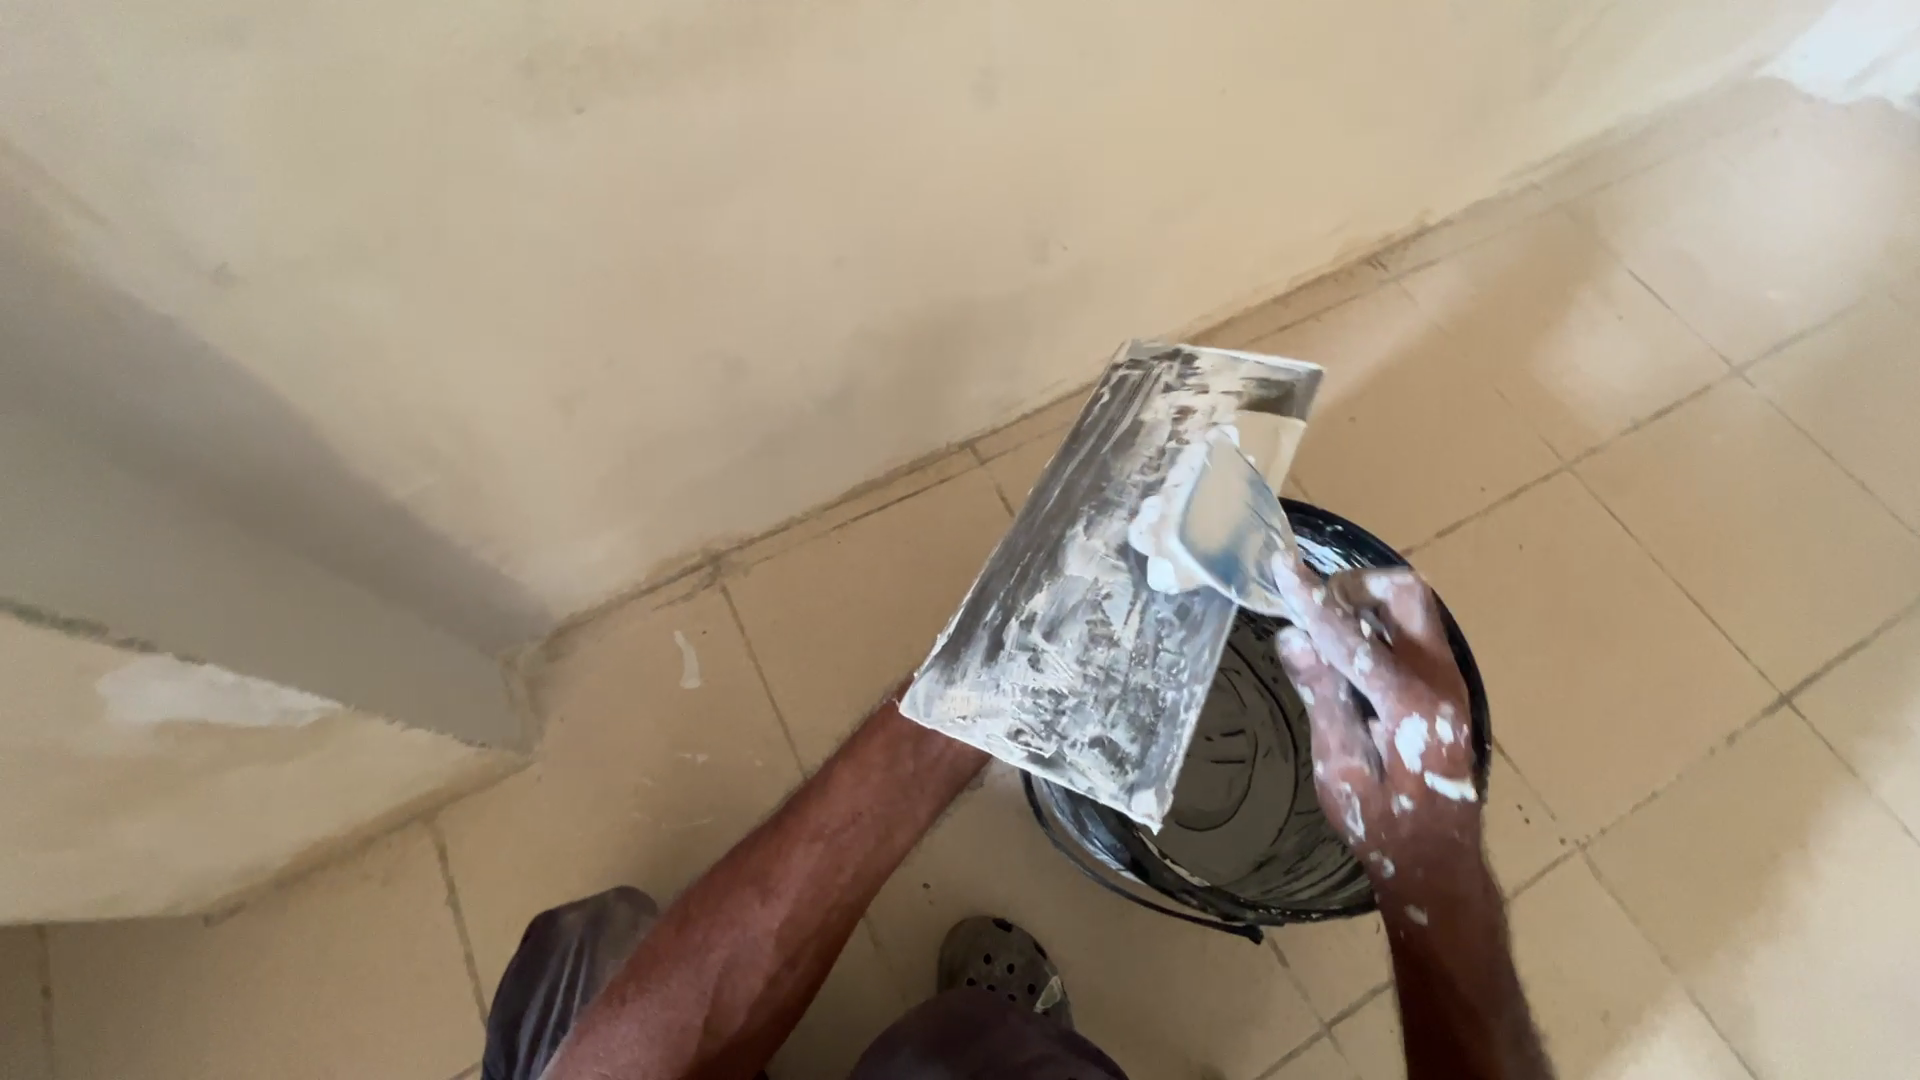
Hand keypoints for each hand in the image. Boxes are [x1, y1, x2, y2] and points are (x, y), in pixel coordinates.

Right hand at [1271, 559, 1482, 887]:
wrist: (1436, 858)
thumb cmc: (1381, 823)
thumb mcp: (1338, 764)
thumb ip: (1322, 696)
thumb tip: (1293, 637)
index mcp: (1412, 704)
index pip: (1352, 635)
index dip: (1310, 599)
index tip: (1281, 566)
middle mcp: (1441, 680)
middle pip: (1405, 595)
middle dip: (1354, 588)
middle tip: (1313, 610)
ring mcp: (1448, 680)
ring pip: (1411, 606)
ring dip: (1364, 604)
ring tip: (1324, 632)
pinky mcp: (1443, 685)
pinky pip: (1410, 629)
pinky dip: (1374, 623)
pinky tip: (1345, 652)